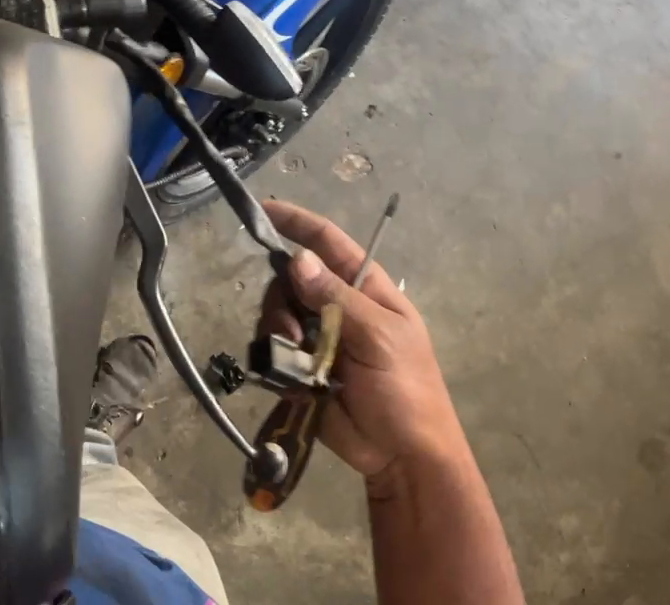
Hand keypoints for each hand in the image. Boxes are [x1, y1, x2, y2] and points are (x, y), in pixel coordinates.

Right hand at [260, 200, 467, 491]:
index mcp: (364, 287)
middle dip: (283, 297)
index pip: (326, 240)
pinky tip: (291, 378)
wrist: (403, 458)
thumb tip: (298, 258)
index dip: (296, 222)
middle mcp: (337, 305)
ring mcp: (318, 337)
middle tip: (294, 330)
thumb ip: (337, 298)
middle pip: (290, 278)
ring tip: (300, 362)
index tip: (262, 211)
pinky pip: (273, 348)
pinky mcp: (301, 368)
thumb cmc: (407, 390)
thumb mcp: (379, 338)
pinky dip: (275, 358)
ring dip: (279, 331)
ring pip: (277, 312)